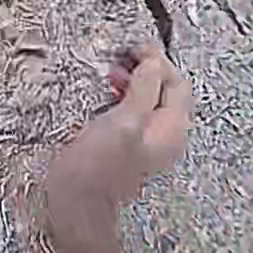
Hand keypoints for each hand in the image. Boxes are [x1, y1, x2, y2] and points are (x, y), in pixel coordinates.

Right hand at [46, 45, 191, 235]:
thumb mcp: (123, 121)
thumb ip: (143, 89)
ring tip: (110, 73)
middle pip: (166, 91)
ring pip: (149, 100)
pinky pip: (135, 111)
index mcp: (171, 129)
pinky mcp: (127, 145)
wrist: (76, 204)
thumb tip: (153, 62)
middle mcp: (165, 135)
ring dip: (134, 81)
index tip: (130, 48)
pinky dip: (124, 96)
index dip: (156, 61)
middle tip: (119, 57)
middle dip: (146, 69)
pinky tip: (106, 94)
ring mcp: (146, 142)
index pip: (176, 83)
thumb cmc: (97, 163)